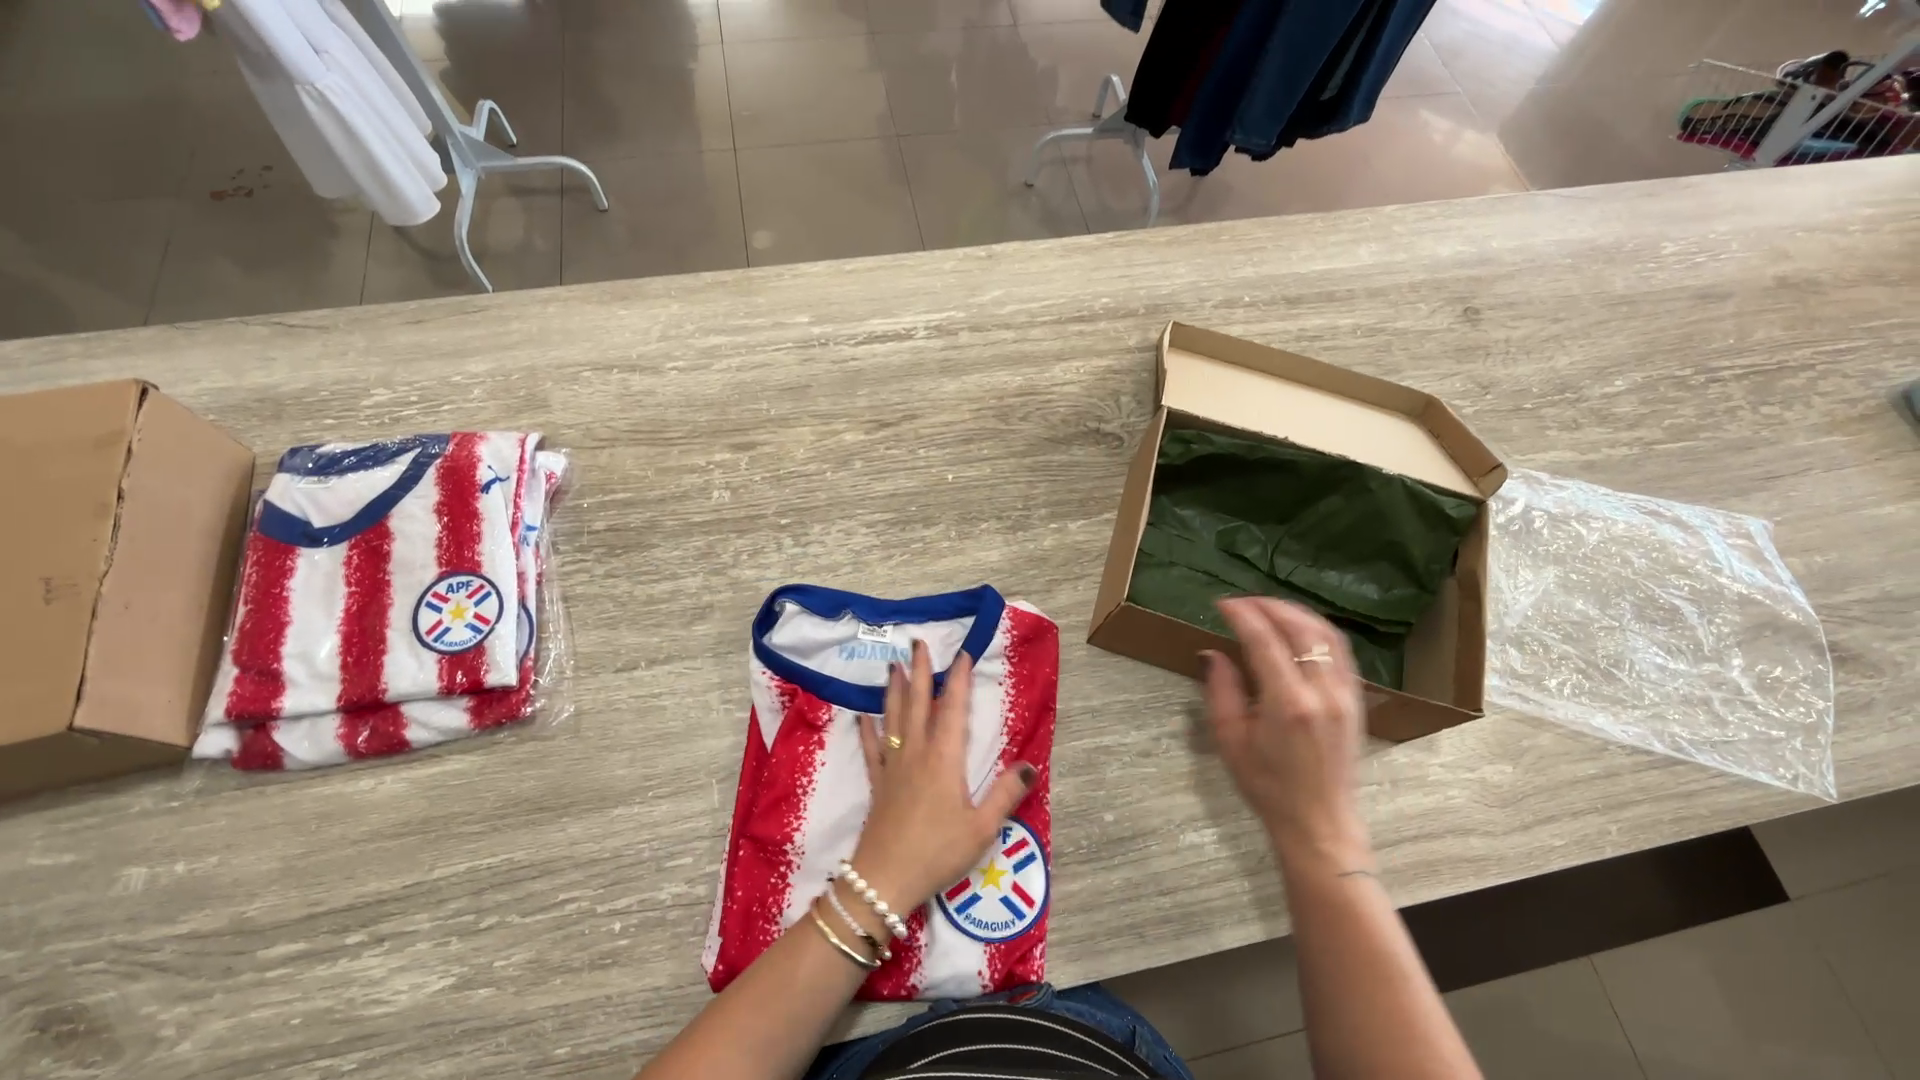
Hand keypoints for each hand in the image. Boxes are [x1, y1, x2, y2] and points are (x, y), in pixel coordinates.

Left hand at [849, 640, 1035, 916]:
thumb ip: (1005, 794)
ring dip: (893, 690)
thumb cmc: (937, 852)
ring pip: (892, 718)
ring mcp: (893, 767)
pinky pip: (872, 749)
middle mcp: (916, 754)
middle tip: (917, 643)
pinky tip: (862, 716)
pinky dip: (867, 730)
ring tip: (892, 665)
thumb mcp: (982, 828)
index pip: (952, 709)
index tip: (961, 653)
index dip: (957, 680)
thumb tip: (1029, 765)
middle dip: (919, 671)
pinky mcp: (877, 784)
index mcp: (944, 759)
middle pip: (917, 703)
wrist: (884, 879)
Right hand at [1204, 598, 1372, 869]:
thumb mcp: (1231, 742)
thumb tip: (1212, 654)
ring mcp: (1344, 695)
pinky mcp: (1356, 700)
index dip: (1242, 615)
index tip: (1222, 604)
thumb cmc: (1267, 787)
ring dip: (1297, 613)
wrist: (1319, 822)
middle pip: (1300, 629)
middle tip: (1242, 601)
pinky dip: (1317, 631)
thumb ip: (1222, 692)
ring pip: (1326, 634)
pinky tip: (1299, 630)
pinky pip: (1340, 651)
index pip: (1265, 641)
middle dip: (1269, 606)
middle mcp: (1322, 693)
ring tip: (1269, 607)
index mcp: (1288, 704)